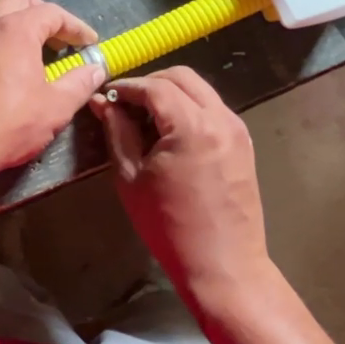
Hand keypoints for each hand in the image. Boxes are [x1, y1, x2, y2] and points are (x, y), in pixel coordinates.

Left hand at [0, 0, 106, 192]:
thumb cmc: (10, 124)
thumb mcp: (56, 106)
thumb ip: (79, 83)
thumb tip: (96, 68)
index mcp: (16, 30)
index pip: (51, 13)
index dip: (75, 26)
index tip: (89, 43)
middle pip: (16, 0)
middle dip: (41, 12)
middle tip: (58, 37)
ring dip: (10, 18)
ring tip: (26, 42)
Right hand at [91, 67, 269, 300]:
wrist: (223, 266)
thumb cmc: (169, 226)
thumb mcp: (131, 177)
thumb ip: (117, 132)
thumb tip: (101, 102)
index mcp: (192, 126)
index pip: (154, 87)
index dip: (125, 87)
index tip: (103, 96)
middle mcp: (220, 118)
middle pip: (182, 77)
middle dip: (149, 83)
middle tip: (123, 103)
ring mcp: (237, 129)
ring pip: (200, 90)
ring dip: (170, 93)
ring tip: (143, 117)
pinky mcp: (243, 143)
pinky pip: (212, 108)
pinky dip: (188, 108)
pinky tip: (168, 131)